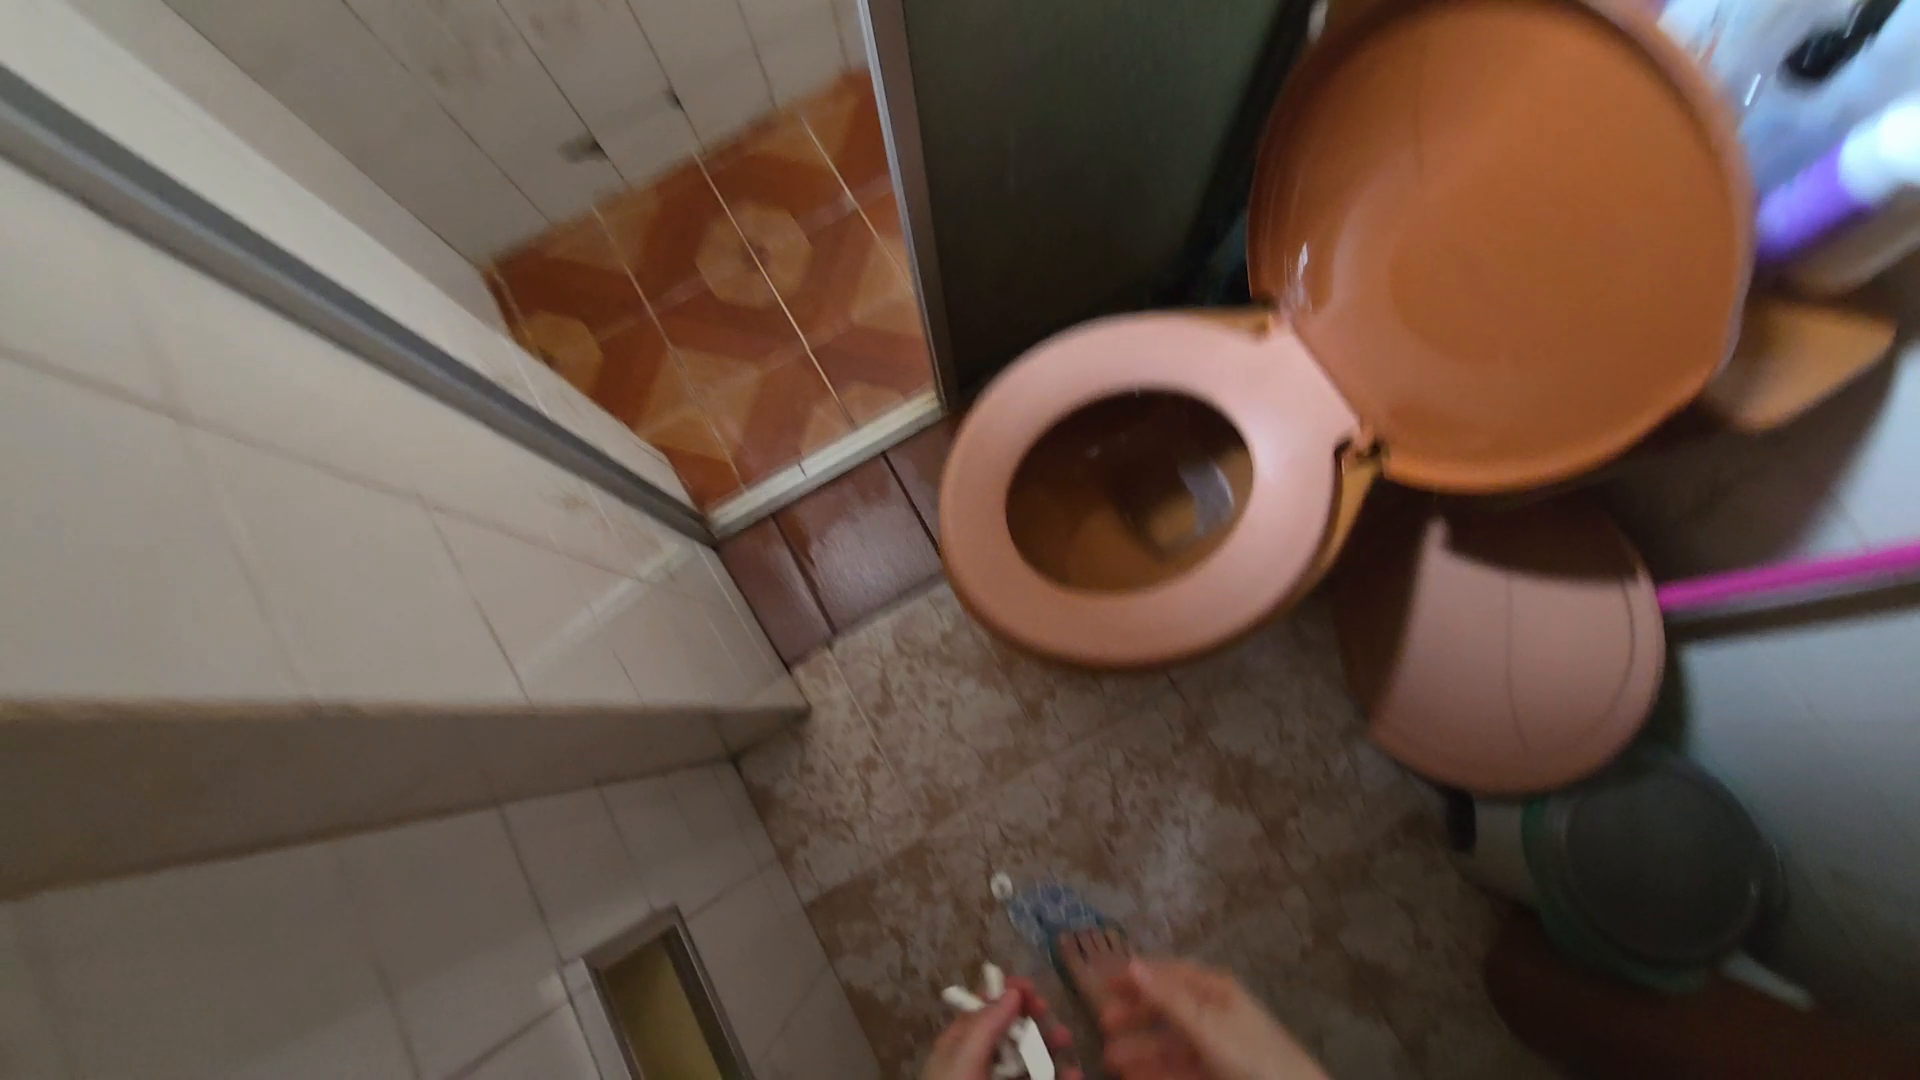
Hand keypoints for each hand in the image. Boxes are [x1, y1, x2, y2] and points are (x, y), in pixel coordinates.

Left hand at [922, 976, 1080, 1079]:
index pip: (984, 1009)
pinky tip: (1072, 1076)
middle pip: (1011, 1033)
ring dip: (1050, 1049)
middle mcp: (981, 1064)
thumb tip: (1010, 991)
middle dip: (1034, 1021)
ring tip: (1068, 1044)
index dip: (1007, 996)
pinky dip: (1058, 1077)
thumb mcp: (963, 1060)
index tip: (1030, 990)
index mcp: (960, 1047)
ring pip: (1030, 1061)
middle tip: (1052, 1019)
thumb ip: (986, 1025)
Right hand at [1097, 959, 1326, 1079]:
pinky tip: (1134, 1077)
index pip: (1170, 974)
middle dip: (1135, 1015)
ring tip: (1110, 1059)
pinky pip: (1180, 1070)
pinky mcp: (1217, 1077)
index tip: (1105, 981)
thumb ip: (1168, 998)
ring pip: (1170, 1043)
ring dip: (1140, 1049)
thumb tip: (1132, 962)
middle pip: (1167, 1008)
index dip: (1138, 975)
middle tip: (1103, 1022)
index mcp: (1216, 990)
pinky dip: (1156, 1071)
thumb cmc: (1252, 1059)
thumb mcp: (1207, 1026)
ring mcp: (1217, 1048)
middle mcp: (1214, 1013)